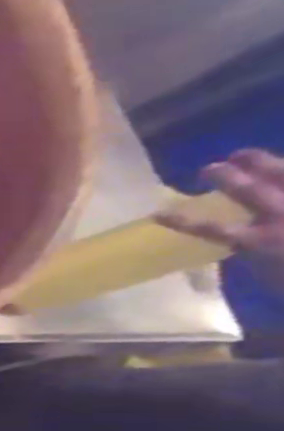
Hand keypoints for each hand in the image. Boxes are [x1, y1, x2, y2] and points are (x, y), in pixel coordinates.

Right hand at [157, 149, 283, 280]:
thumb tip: (241, 240)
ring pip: (282, 179)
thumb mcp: (272, 275)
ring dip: (264, 164)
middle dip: (228, 178)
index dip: (184, 221)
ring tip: (243, 154)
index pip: (211, 228)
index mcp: (262, 240)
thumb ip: (259, 252)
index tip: (158, 214)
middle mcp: (282, 218)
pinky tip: (281, 166)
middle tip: (210, 167)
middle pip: (251, 192)